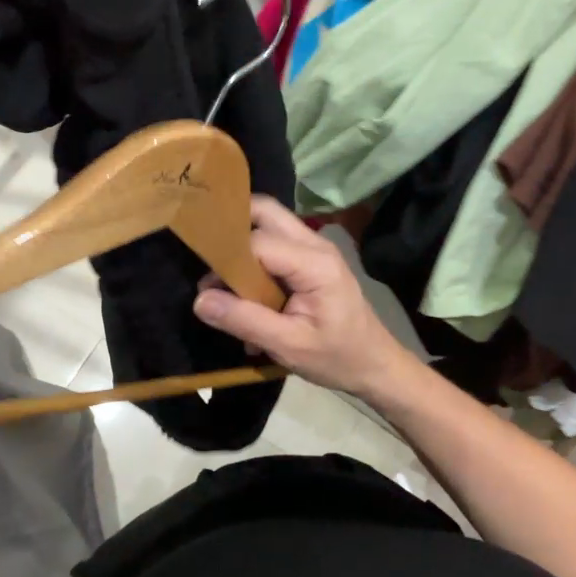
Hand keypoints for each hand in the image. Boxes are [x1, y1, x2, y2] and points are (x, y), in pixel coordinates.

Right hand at [193, 197, 417, 398]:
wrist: (375, 364)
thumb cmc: (337, 357)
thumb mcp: (289, 346)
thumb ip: (245, 320)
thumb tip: (200, 300)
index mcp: (315, 264)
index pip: (258, 243)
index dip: (227, 260)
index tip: (207, 288)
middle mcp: (316, 244)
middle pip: (265, 212)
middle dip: (232, 229)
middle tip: (209, 262)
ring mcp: (316, 248)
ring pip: (269, 222)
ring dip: (243, 244)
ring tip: (224, 280)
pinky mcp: (311, 259)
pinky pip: (276, 242)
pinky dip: (255, 257)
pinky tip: (246, 291)